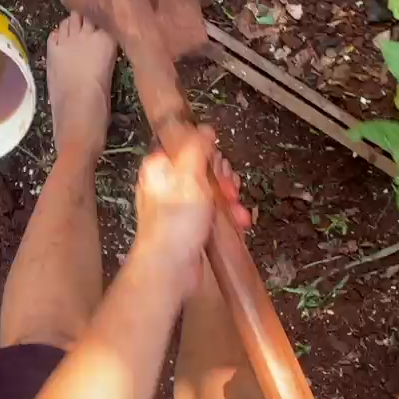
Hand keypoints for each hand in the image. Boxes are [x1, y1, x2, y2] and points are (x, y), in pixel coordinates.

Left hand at [131, 127, 248, 273]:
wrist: (170, 269)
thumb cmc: (174, 224)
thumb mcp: (189, 177)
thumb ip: (196, 149)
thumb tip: (204, 129)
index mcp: (160, 168)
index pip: (187, 147)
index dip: (208, 154)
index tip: (219, 164)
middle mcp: (167, 185)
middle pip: (203, 170)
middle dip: (223, 180)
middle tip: (229, 189)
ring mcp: (179, 206)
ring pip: (212, 192)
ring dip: (229, 199)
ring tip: (236, 210)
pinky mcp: (191, 226)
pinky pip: (214, 213)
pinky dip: (227, 215)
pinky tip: (238, 222)